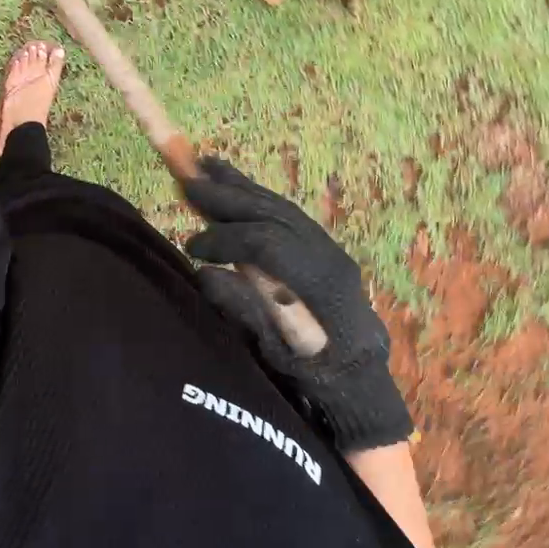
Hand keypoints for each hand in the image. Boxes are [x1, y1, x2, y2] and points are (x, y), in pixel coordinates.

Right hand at [185, 157, 411, 453]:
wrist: (362, 381)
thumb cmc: (318, 376)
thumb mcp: (278, 355)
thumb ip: (244, 312)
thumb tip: (204, 273)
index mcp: (321, 283)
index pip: (267, 243)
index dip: (225, 238)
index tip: (191, 247)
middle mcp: (327, 255)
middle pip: (272, 213)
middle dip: (227, 197)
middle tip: (186, 182)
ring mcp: (327, 247)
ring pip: (278, 206)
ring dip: (239, 186)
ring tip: (204, 165)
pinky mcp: (321, 246)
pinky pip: (284, 211)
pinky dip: (254, 195)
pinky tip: (234, 184)